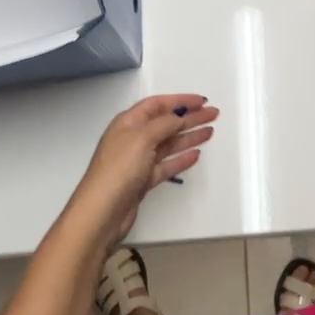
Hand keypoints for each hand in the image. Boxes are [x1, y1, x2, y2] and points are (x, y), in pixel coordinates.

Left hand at [68, 94, 218, 246]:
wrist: (102, 213)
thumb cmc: (119, 169)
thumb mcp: (142, 138)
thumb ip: (163, 124)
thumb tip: (178, 118)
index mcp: (128, 122)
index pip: (157, 104)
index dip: (179, 100)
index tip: (201, 101)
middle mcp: (133, 138)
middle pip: (165, 123)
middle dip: (189, 117)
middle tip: (213, 114)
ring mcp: (138, 161)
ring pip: (168, 144)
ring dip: (188, 136)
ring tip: (210, 131)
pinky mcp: (143, 181)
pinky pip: (166, 165)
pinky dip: (180, 159)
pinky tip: (195, 154)